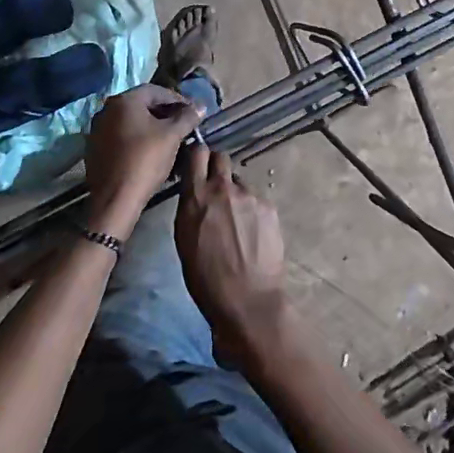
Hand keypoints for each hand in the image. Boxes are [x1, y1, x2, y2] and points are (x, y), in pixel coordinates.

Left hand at [84, 84, 199, 236]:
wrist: (115, 199)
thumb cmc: (145, 160)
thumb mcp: (172, 135)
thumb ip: (188, 116)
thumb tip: (200, 105)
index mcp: (124, 101)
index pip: (156, 91)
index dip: (178, 100)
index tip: (193, 112)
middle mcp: (106, 110)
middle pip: (142, 105)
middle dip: (165, 114)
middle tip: (183, 126)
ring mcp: (97, 130)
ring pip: (132, 122)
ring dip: (152, 127)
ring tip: (170, 140)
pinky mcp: (94, 150)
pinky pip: (121, 137)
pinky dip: (138, 140)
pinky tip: (151, 152)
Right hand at [175, 144, 287, 351]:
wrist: (247, 299)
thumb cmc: (206, 280)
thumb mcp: (184, 240)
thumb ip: (191, 208)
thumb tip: (196, 196)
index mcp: (196, 197)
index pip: (196, 153)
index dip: (197, 156)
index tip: (196, 164)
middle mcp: (223, 188)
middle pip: (221, 158)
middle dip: (217, 167)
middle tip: (216, 189)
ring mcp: (249, 195)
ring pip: (239, 182)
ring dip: (235, 194)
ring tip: (237, 223)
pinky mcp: (269, 206)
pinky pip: (256, 200)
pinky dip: (252, 210)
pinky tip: (252, 233)